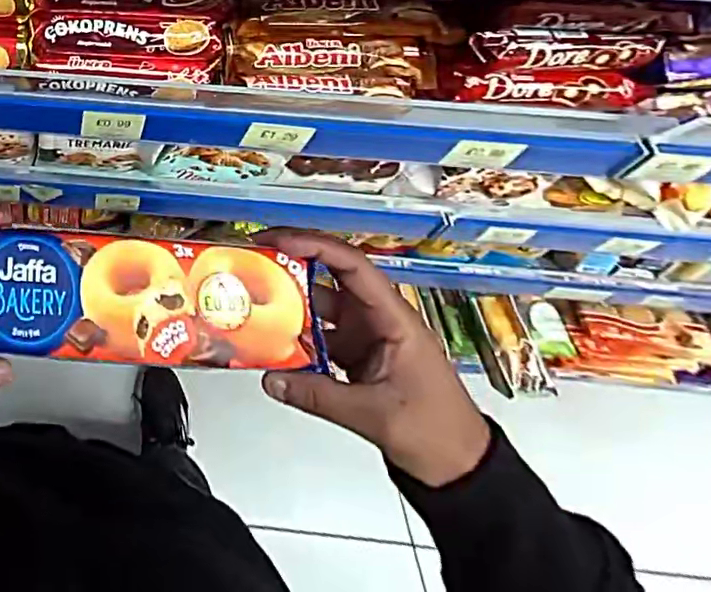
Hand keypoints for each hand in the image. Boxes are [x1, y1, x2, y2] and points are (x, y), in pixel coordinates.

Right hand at [254, 228, 490, 487]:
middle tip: (252, 257)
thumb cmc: (439, 433)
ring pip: (315, 303)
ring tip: (250, 293)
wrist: (460, 468)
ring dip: (284, 298)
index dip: (314, 246)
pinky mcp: (350, 351)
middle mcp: (376, 318)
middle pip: (327, 276)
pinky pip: (312, 330)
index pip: (352, 266)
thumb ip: (318, 395)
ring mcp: (362, 333)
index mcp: (394, 320)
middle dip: (289, 261)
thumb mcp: (375, 414)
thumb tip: (271, 379)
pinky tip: (266, 334)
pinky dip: (289, 329)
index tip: (278, 242)